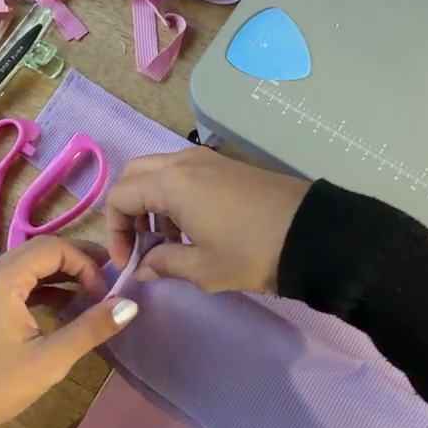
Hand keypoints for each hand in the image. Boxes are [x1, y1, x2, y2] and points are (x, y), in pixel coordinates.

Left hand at [0, 236, 138, 427]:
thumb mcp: (50, 360)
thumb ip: (90, 328)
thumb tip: (130, 304)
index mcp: (2, 278)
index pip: (54, 247)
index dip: (87, 263)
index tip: (107, 293)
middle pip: (40, 251)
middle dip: (77, 264)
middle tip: (108, 285)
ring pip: (27, 267)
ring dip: (60, 277)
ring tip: (91, 298)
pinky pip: (14, 284)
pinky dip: (41, 290)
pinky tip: (62, 310)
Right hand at [104, 148, 308, 293]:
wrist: (313, 234)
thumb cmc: (252, 253)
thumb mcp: (203, 268)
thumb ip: (164, 264)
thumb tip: (143, 267)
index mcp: (170, 183)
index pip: (119, 197)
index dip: (114, 231)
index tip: (128, 262)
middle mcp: (182, 162)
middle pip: (134, 175)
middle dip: (127, 209)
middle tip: (139, 243)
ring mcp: (205, 160)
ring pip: (157, 171)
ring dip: (150, 202)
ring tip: (168, 240)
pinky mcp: (224, 165)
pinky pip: (182, 172)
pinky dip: (172, 194)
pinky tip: (191, 227)